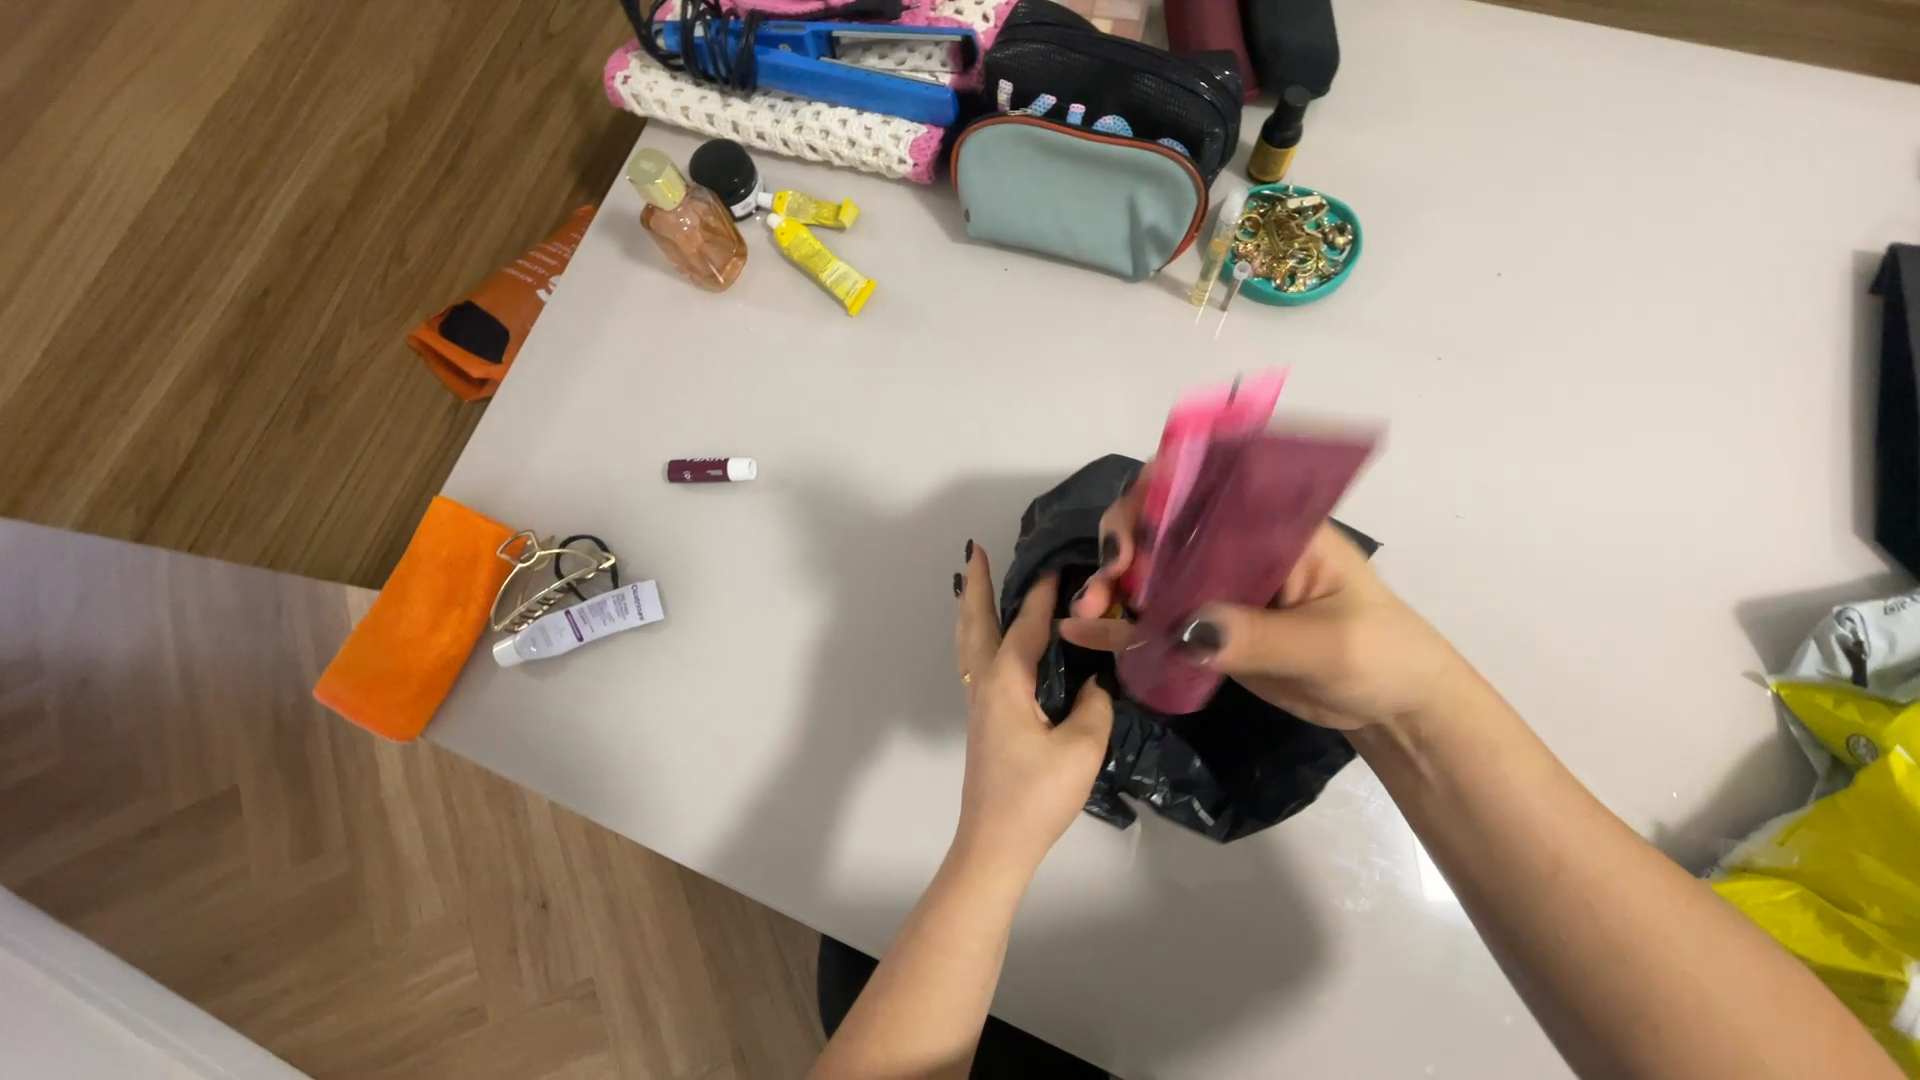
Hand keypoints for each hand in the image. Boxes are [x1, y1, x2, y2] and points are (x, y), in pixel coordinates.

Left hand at [953, 542, 1113, 876]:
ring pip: (969, 642)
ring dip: (972, 608)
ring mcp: (978, 704)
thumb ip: (1094, 705)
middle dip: (975, 585)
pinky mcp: (982, 721)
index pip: (1025, 626)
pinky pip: (975, 661)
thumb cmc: (1037, 795)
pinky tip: (991, 641)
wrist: (996, 844)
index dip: (1041, 596)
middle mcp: (985, 685)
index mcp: (1006, 683)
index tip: (1056, 565)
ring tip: (974, 583)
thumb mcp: (1081, 748)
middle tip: (974, 551)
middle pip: (975, 623)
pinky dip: (978, 636)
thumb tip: (1097, 681)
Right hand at [1060, 469, 1467, 730]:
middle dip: (1123, 539)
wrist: (1389, 707)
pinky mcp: (1202, 626)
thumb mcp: (1329, 645)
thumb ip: (1259, 637)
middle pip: (1162, 520)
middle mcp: (1234, 545)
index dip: (1159, 493)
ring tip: (1087, 613)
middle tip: (1109, 578)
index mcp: (1272, 525)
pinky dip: (1115, 623)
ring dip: (1109, 583)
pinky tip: (1080, 631)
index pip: (1206, 485)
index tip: (1137, 533)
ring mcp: (1214, 585)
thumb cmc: (1380, 655)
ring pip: (1146, 567)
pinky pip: (1151, 619)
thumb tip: (1185, 631)